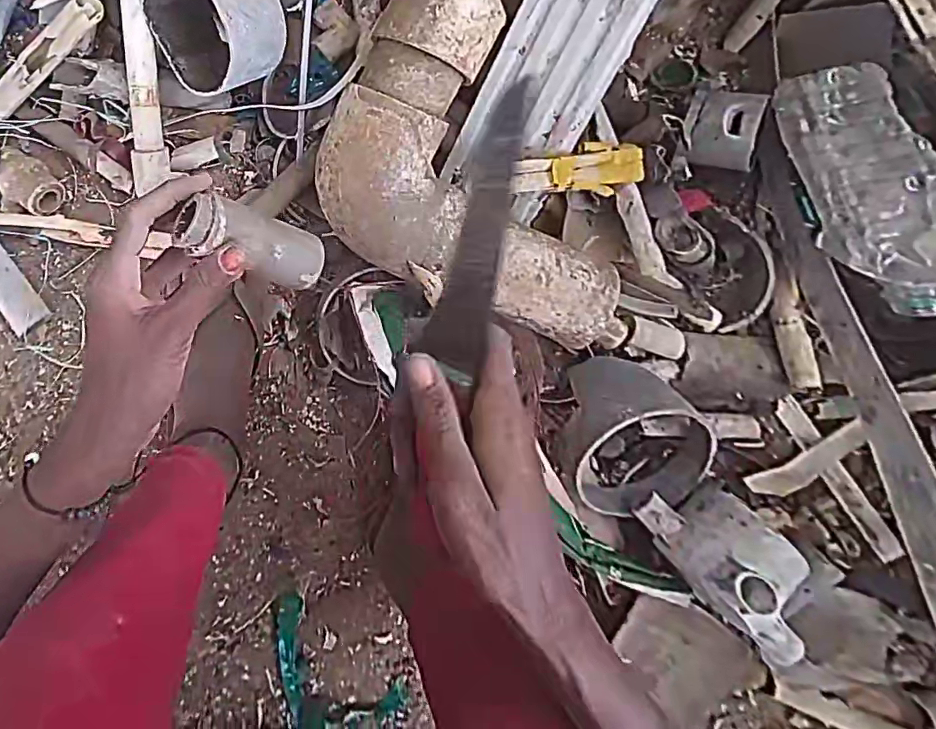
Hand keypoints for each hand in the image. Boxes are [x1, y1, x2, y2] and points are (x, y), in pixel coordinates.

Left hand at [34, 174, 244, 504]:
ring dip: (188, 243)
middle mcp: (117, 282)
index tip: (201, 183)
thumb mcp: (171, 332)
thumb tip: (234, 254)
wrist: (109, 433)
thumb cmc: (127, 387)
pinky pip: (167, 283)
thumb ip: (203, 289)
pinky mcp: (143, 319)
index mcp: (112, 277)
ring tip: (220, 227)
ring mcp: (130, 301)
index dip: (170, 195)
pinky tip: (213, 268)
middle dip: (180, 213)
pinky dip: (190, 272)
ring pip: (160, 258)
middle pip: (148, 232)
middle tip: (214, 199)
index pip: (138, 218)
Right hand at [388, 330, 576, 645]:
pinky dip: (436, 436)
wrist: (535, 614)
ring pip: (462, 402)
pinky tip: (421, 463)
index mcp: (502, 420)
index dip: (460, 324)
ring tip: (408, 446)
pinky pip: (462, 431)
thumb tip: (420, 364)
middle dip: (430, 375)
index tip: (424, 320)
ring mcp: (505, 444)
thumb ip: (436, 423)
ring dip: (428, 409)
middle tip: (400, 401)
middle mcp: (508, 425)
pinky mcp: (498, 465)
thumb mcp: (455, 486)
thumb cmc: (497, 557)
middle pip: (469, 372)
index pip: (491, 347)